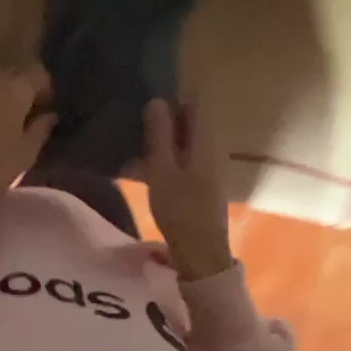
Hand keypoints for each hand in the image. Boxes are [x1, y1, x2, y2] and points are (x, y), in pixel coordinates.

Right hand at [143, 98, 233, 280]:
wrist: (201, 251)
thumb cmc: (180, 208)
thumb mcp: (161, 169)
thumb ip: (159, 134)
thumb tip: (157, 100)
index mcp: (206, 140)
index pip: (195, 103)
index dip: (172, 99)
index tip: (147, 101)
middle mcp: (214, 147)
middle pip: (191, 121)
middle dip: (166, 119)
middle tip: (136, 122)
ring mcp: (212, 165)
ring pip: (187, 140)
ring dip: (165, 139)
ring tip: (136, 144)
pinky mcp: (206, 181)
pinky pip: (186, 157)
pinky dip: (169, 156)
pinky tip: (147, 167)